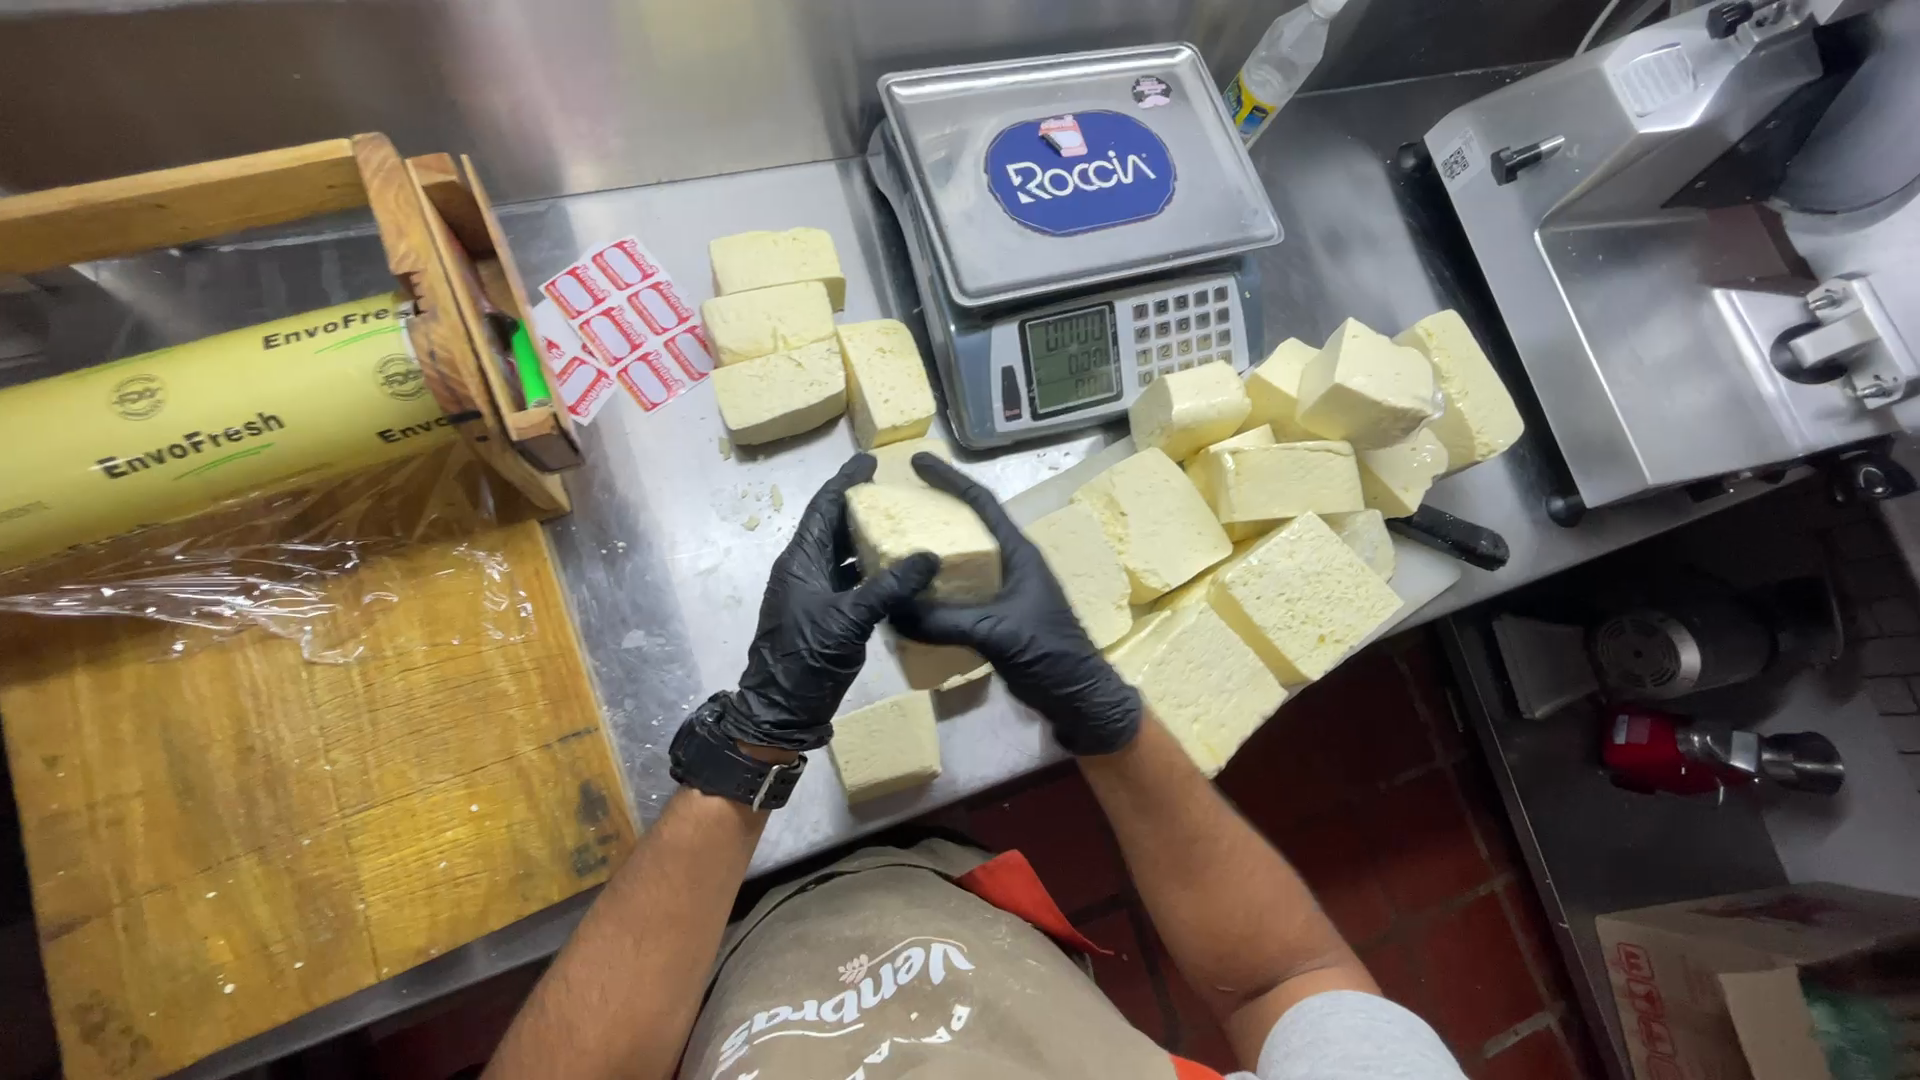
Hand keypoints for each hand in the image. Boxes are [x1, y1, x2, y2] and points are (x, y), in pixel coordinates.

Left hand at [714, 454, 938, 752]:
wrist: (783, 707)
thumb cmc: (807, 657)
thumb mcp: (849, 619)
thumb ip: (888, 587)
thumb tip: (927, 557)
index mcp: (801, 561)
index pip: (823, 508)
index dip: (845, 483)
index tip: (869, 461)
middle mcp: (805, 570)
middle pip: (832, 527)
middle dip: (859, 507)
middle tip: (892, 491)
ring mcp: (815, 593)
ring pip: (842, 554)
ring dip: (867, 538)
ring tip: (899, 523)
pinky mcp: (826, 614)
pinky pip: (851, 580)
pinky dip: (872, 570)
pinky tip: (898, 570)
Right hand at [891, 454, 1142, 754]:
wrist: (1076, 696)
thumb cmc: (1049, 653)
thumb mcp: (997, 632)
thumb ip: (945, 621)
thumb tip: (893, 609)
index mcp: (1018, 554)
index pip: (981, 504)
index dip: (950, 480)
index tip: (918, 462)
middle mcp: (1009, 566)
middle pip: (967, 529)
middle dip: (934, 516)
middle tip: (896, 509)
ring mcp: (1002, 593)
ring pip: (959, 565)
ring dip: (930, 559)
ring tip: (894, 551)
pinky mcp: (994, 619)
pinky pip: (957, 597)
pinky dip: (933, 595)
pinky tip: (909, 600)